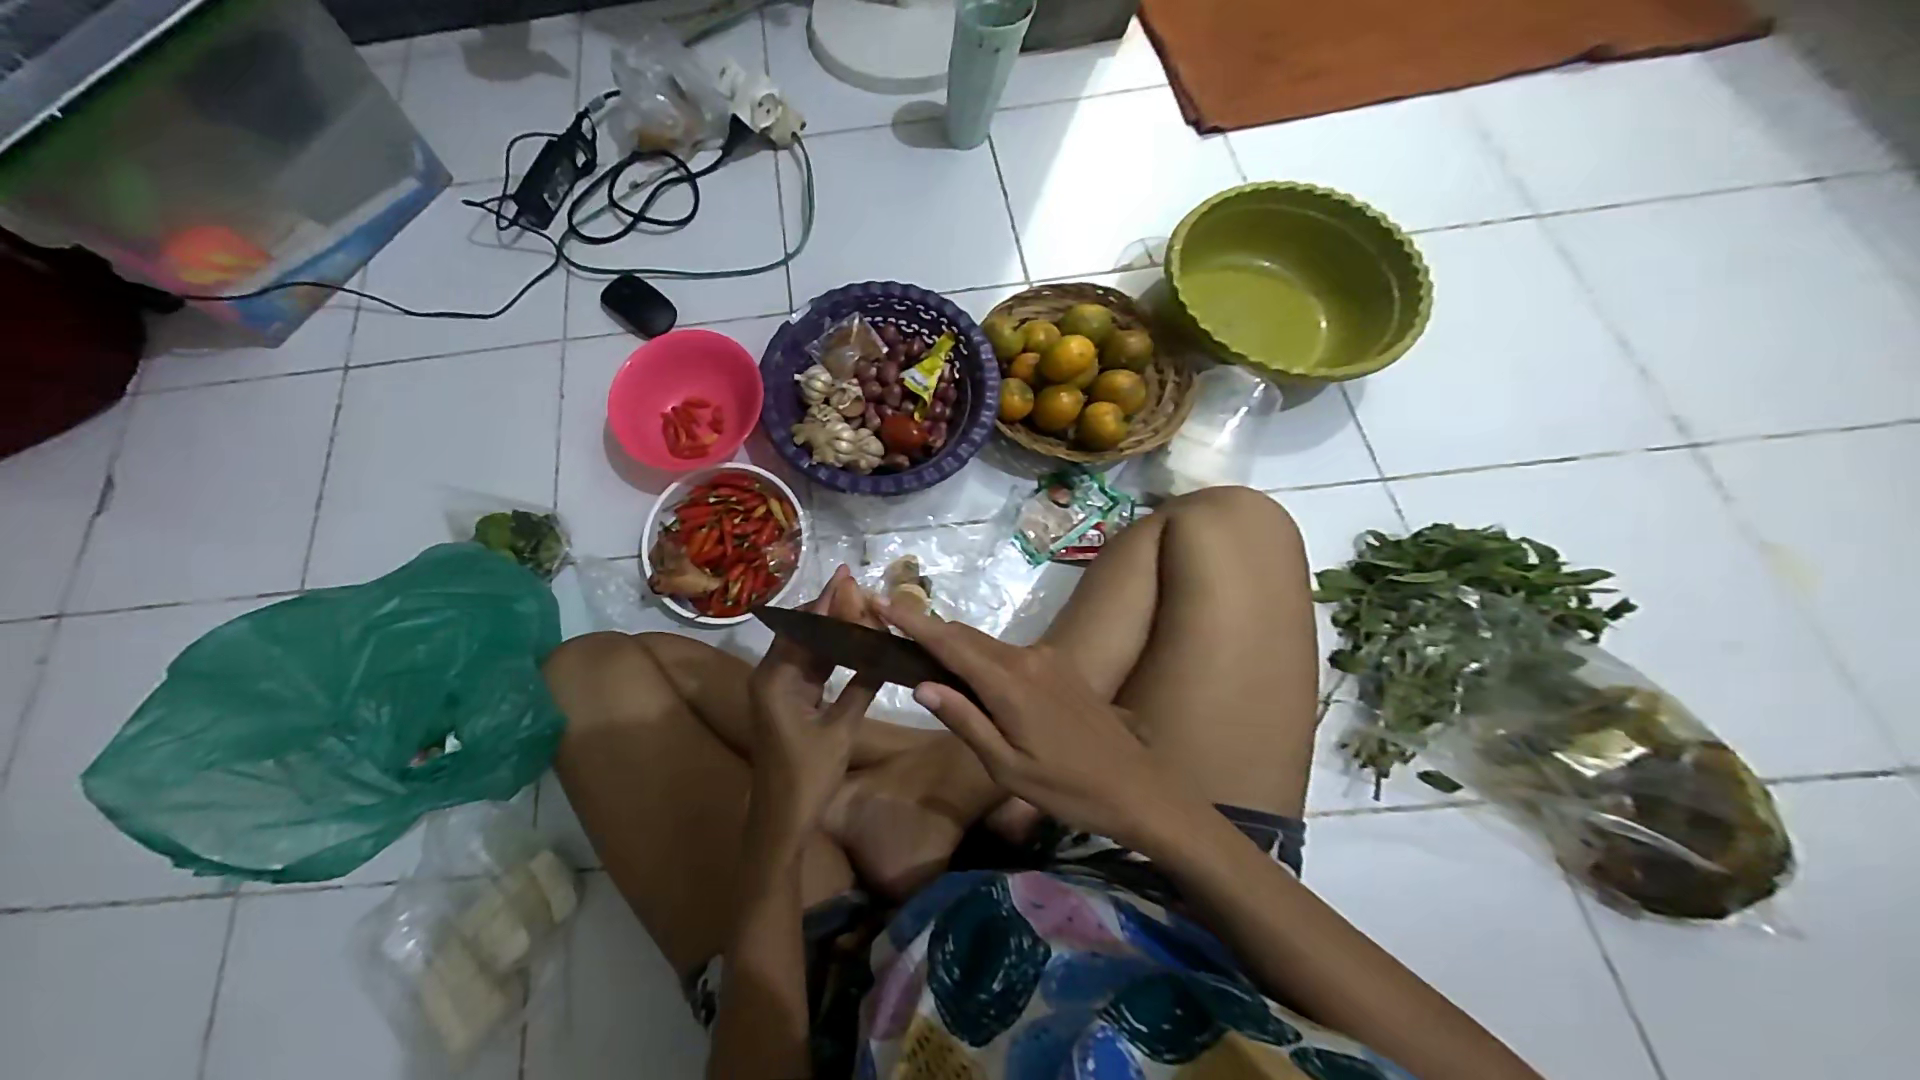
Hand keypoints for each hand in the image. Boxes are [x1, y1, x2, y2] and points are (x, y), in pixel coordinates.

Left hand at [747, 566, 882, 831]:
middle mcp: (771, 676)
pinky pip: (811, 666)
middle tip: (858, 585)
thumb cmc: (807, 774)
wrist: (782, 818)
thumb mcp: (842, 728)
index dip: (825, 600)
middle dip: (830, 608)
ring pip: (808, 649)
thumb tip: (885, 648)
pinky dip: (832, 653)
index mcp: (776, 678)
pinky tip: (854, 640)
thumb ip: (863, 685)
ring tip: (861, 604)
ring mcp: (778, 688)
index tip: (845, 574)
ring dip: (832, 630)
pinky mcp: (788, 701)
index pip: (803, 627)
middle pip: (803, 633)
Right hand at [874, 598, 1214, 854]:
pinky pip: (1010, 654)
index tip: (880, 602)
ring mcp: (1048, 658)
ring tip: (922, 654)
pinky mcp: (1062, 666)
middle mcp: (1027, 658)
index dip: (912, 622)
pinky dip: (982, 657)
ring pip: (988, 644)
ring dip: (955, 645)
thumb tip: (922, 685)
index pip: (949, 643)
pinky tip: (971, 675)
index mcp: (1009, 683)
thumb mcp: (1006, 767)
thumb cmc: (1068, 788)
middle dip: (928, 628)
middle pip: (967, 637)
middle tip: (891, 626)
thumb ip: (965, 721)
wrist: (1139, 786)